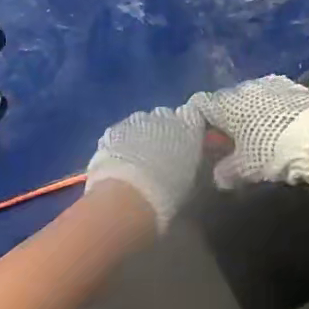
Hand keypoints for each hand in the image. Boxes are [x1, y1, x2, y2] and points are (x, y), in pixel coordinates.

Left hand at [85, 103, 205, 229]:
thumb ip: (197, 160)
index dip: (186, 128)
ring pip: (140, 122)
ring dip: (140, 134)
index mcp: (189, 126)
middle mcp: (162, 117)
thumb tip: (195, 157)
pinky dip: (120, 141)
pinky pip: (120, 132)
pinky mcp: (111, 130)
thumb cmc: (171, 191)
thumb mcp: (197, 177)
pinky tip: (119, 159)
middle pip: (163, 117)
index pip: (191, 115)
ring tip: (137, 157)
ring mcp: (134, 121)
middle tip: (160, 152)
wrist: (130, 193)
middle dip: (162, 130)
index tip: (185, 141)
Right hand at [189, 75, 308, 190]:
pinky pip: (278, 99)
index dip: (200, 120)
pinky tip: (283, 127)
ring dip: (253, 112)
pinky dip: (275, 110)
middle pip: (227, 100)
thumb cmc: (274, 150)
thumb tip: (218, 177)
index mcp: (224, 104)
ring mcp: (274, 85)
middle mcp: (245, 88)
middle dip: (227, 117)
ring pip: (254, 98)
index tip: (204, 136)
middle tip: (231, 138)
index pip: (201, 105)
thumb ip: (226, 171)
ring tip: (259, 132)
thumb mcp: (246, 168)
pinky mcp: (300, 88)